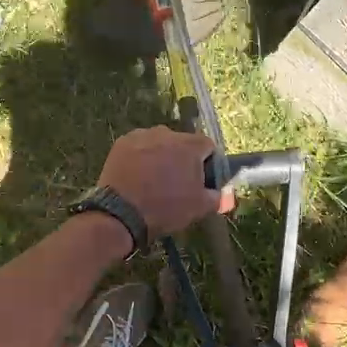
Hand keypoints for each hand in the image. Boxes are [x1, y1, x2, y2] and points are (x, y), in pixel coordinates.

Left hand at [98, 126, 220, 236]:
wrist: (121, 213)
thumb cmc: (166, 209)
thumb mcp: (199, 207)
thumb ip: (218, 196)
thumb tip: (226, 194)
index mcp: (190, 145)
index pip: (207, 146)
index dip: (207, 163)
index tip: (200, 180)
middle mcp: (166, 133)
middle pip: (182, 142)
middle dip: (182, 158)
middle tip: (176, 182)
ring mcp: (141, 135)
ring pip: (158, 143)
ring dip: (160, 156)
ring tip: (153, 179)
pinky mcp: (122, 142)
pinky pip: (139, 146)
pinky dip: (140, 157)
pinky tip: (136, 175)